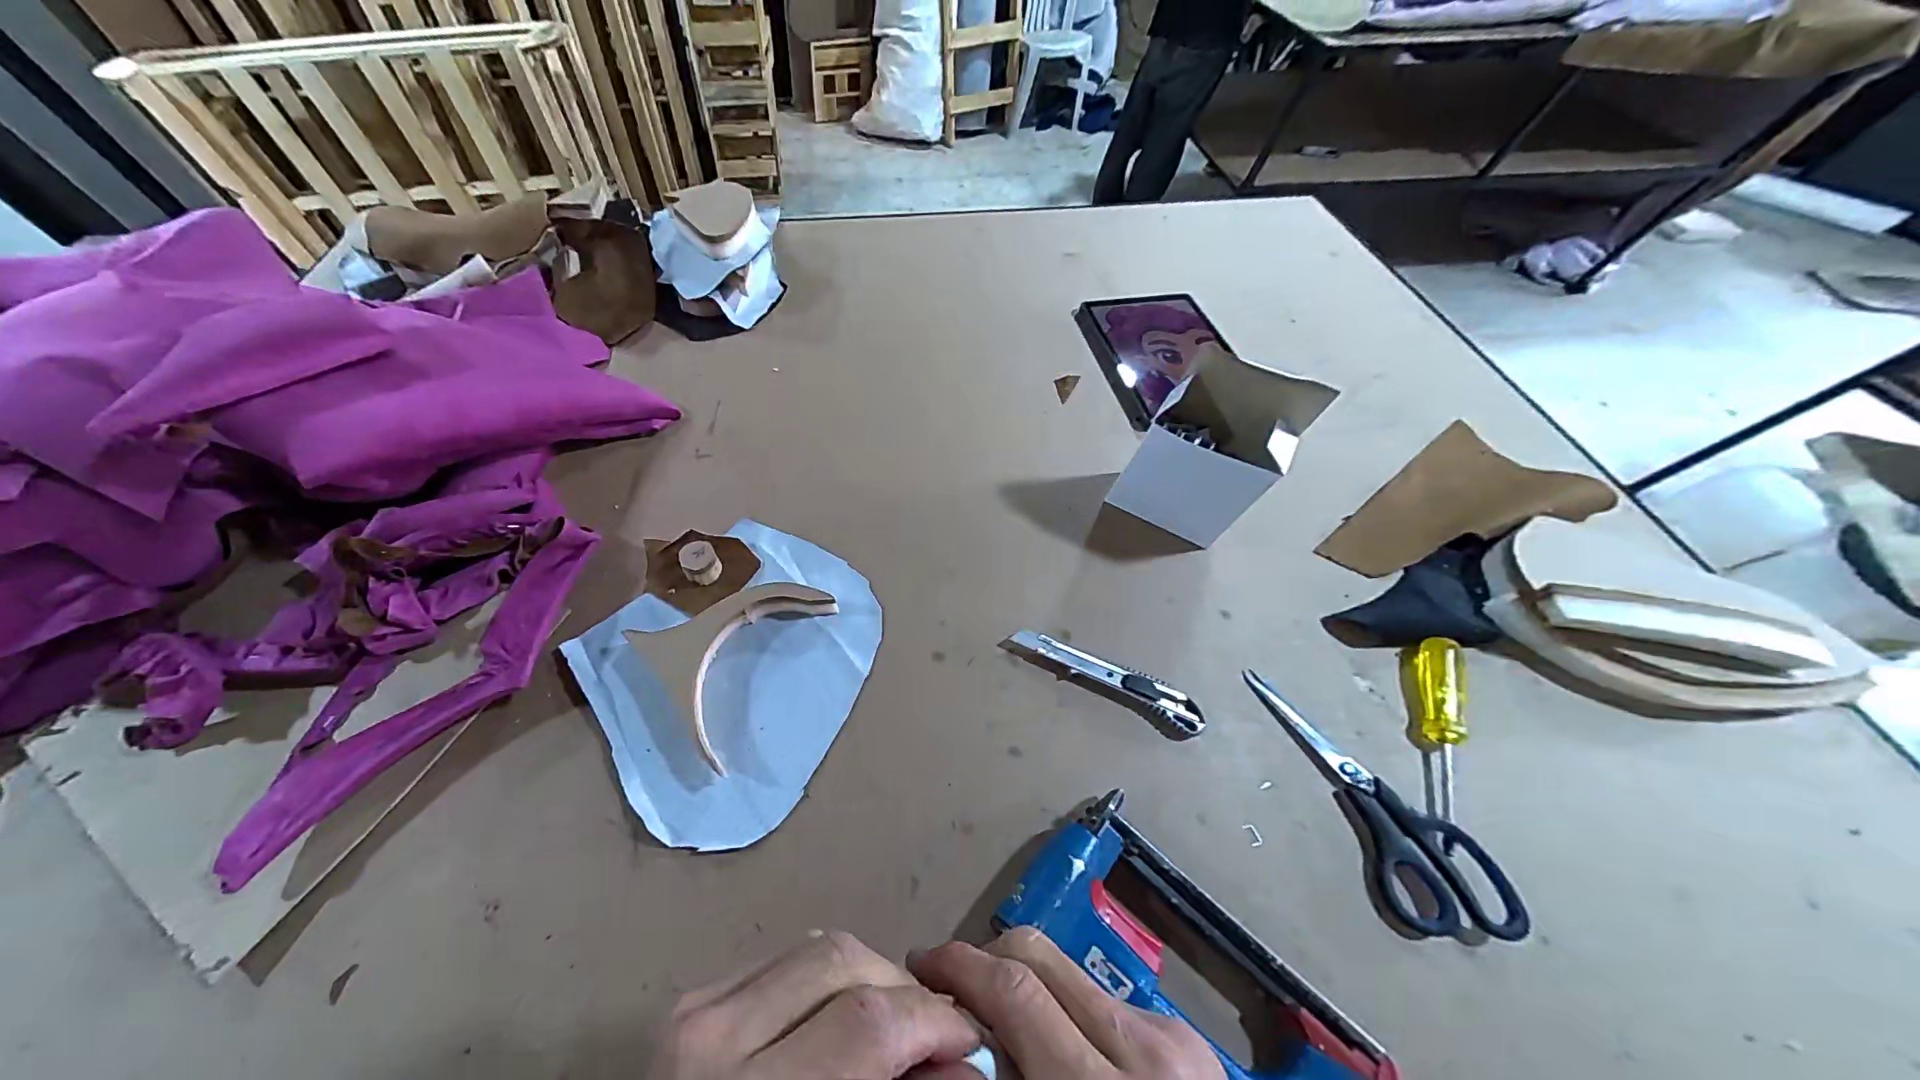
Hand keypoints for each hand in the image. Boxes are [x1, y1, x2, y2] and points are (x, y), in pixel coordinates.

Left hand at [649, 930, 984, 1079]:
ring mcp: (696, 1011)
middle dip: (903, 990)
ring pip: (816, 946)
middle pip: (843, 961)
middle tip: (930, 1030)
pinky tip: (837, 1012)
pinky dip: (825, 975)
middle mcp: (717, 1038)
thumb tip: (965, 1063)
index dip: (934, 1021)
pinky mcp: (689, 1002)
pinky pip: (781, 959)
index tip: (967, 1039)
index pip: (868, 1023)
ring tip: (889, 1019)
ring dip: (868, 974)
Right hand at [911, 926, 1227, 1079]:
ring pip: (1071, 974)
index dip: (960, 967)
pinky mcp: (1188, 1037)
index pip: (1017, 992)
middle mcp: (1142, 1047)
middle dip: (984, 957)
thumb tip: (949, 1046)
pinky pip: (1105, 1003)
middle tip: (952, 982)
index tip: (923, 966)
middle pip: (1040, 957)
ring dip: (1026, 985)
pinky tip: (1062, 1051)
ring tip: (1003, 1020)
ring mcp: (1173, 1036)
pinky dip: (1068, 1014)